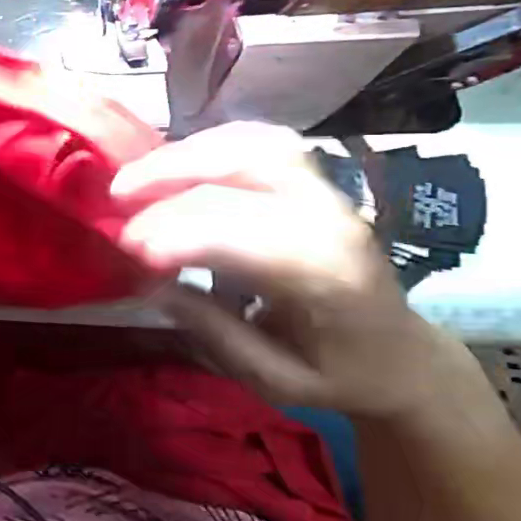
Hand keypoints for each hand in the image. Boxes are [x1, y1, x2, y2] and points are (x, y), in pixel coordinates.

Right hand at [113, 122, 481, 422]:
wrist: (403, 356)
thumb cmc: (338, 375)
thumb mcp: (274, 380)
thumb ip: (214, 333)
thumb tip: (152, 284)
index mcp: (326, 277)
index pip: (240, 237)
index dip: (177, 236)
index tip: (128, 252)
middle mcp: (330, 220)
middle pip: (239, 177)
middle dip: (167, 184)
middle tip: (116, 200)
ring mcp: (326, 192)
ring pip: (249, 146)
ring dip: (184, 155)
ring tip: (136, 175)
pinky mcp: (315, 180)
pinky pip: (261, 140)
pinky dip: (212, 142)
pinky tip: (179, 157)